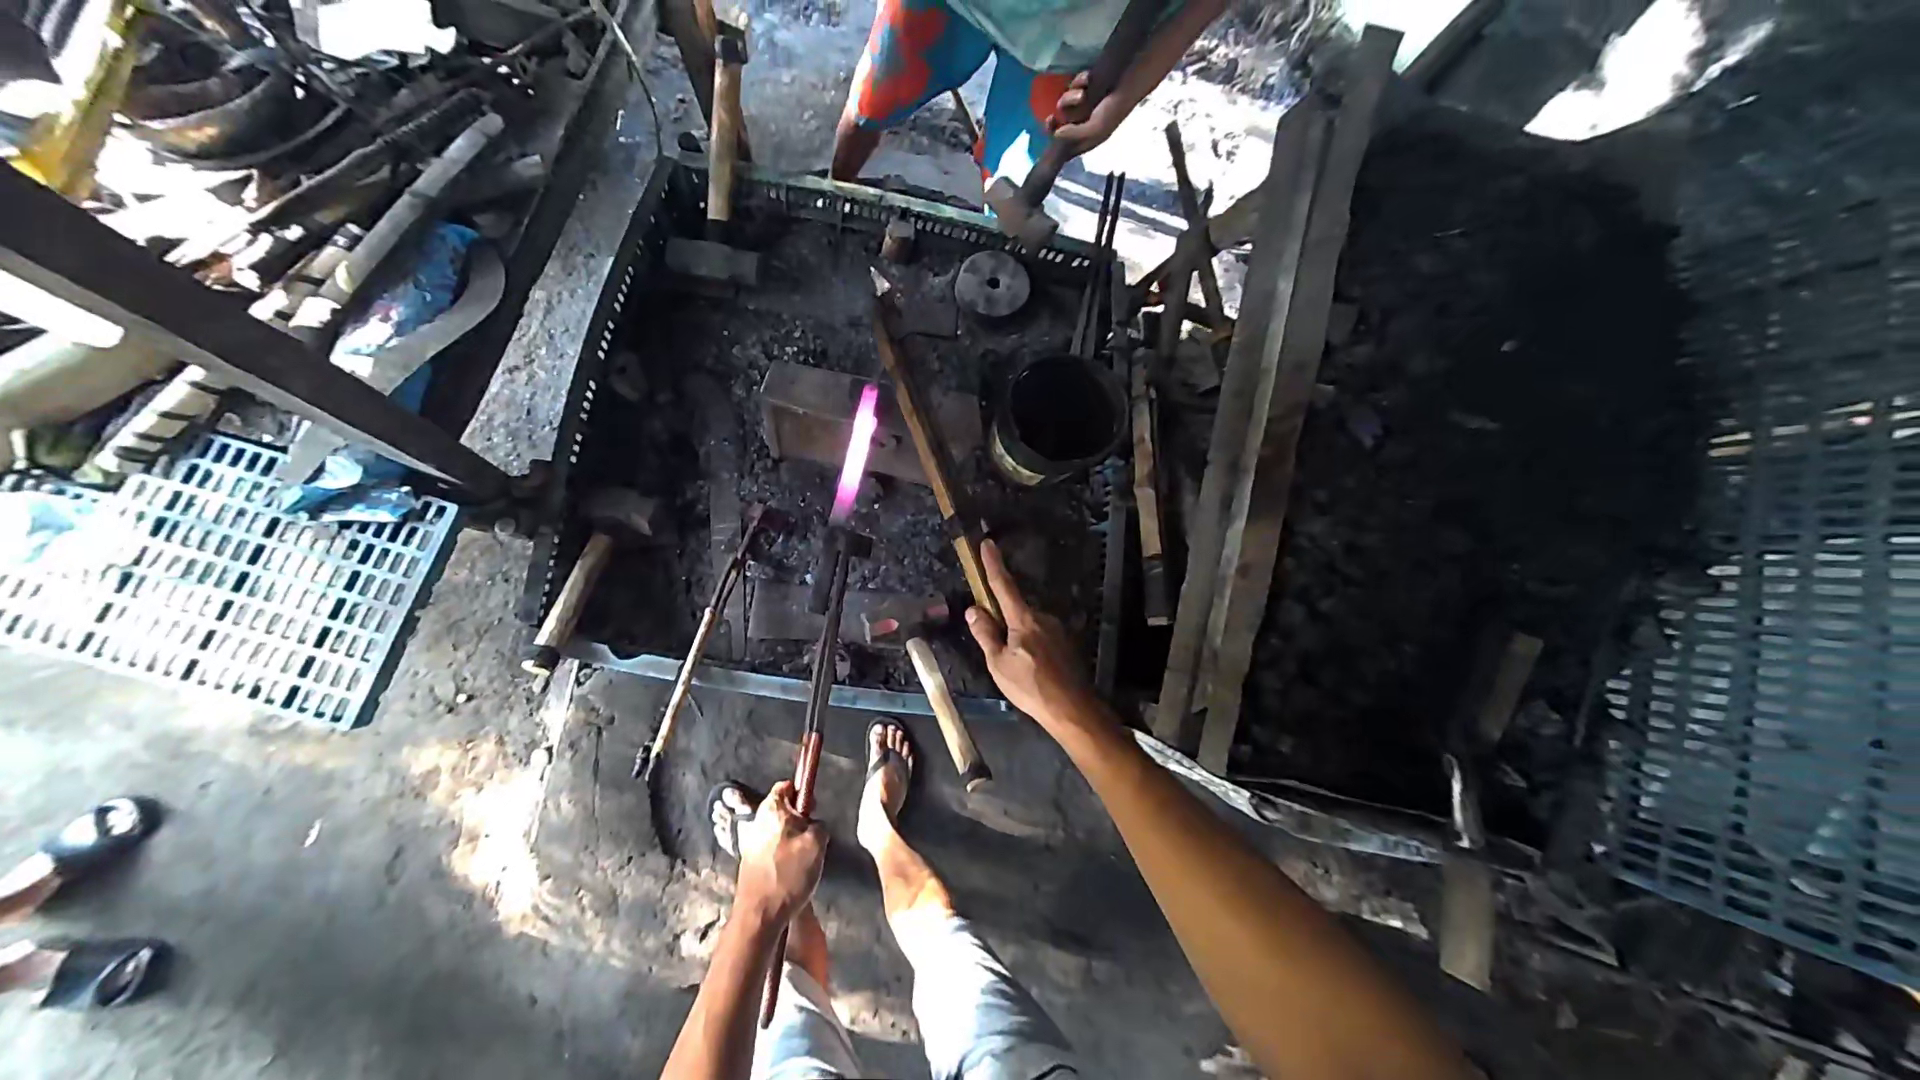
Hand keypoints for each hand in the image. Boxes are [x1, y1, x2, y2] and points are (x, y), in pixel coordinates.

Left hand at [733, 781, 826, 925]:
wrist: (760, 915)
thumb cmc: (789, 873)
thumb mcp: (818, 842)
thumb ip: (820, 825)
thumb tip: (814, 825)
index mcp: (771, 808)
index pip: (787, 785)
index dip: (804, 792)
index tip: (814, 808)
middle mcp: (757, 821)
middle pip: (784, 810)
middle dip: (801, 820)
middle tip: (815, 837)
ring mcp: (751, 843)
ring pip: (780, 831)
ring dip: (794, 840)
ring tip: (806, 858)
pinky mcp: (750, 863)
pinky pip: (773, 849)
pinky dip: (784, 855)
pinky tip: (793, 872)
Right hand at [966, 540, 1113, 741]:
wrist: (1072, 708)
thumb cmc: (1030, 687)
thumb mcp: (998, 663)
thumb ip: (985, 634)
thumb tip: (974, 609)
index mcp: (1024, 619)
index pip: (1004, 585)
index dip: (993, 564)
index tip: (987, 543)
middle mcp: (1043, 617)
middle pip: (1015, 608)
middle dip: (1002, 617)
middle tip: (993, 643)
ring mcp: (1057, 630)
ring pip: (1028, 624)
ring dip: (1016, 635)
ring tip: (1013, 666)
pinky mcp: (1065, 644)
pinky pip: (1040, 636)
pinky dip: (1029, 645)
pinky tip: (1029, 668)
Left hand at [1046, 71, 1131, 153]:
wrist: (1127, 77)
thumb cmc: (1114, 106)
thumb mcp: (1096, 128)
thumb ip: (1076, 136)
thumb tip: (1057, 136)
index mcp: (1088, 137)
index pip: (1067, 146)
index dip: (1056, 142)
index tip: (1052, 130)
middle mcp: (1084, 122)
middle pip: (1061, 125)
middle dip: (1056, 122)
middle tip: (1052, 118)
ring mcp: (1084, 104)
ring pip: (1065, 104)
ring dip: (1070, 97)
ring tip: (1082, 93)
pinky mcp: (1085, 86)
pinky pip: (1073, 85)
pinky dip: (1079, 81)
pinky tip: (1088, 78)